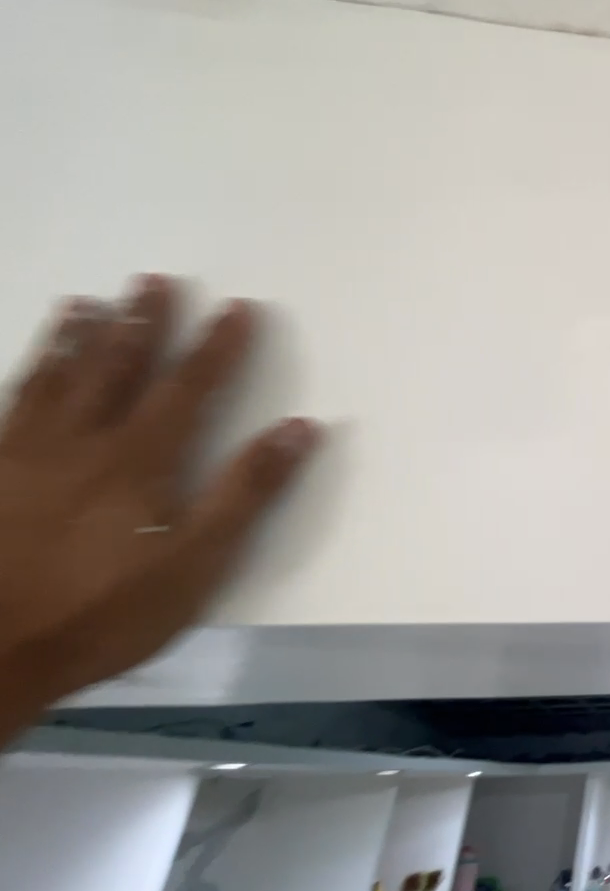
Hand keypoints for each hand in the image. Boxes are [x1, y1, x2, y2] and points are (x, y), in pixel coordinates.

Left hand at [0, 276, 319, 724]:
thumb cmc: (110, 609)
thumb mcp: (202, 558)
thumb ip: (250, 489)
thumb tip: (301, 427)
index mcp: (138, 462)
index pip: (187, 389)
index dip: (217, 347)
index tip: (239, 308)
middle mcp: (76, 447)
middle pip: (114, 372)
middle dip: (141, 324)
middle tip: (153, 281)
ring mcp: (18, 461)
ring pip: (49, 383)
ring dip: (75, 340)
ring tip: (87, 303)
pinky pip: (4, 411)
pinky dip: (22, 378)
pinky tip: (26, 370)